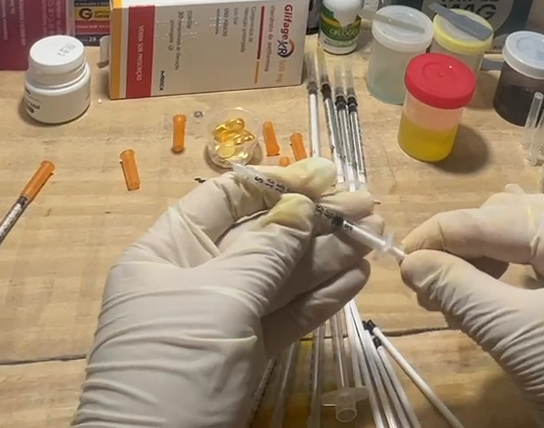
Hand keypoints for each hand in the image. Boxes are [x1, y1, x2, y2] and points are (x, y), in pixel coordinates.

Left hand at [73, 158, 378, 427]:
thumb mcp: (220, 301)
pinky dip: (321, 298)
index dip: (277, 183)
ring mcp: (224, 319)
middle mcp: (196, 277)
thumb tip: (304, 203)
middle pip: (264, 235)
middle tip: (369, 208)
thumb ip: (268, 250)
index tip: (327, 175)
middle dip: (316, 220)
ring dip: (329, 256)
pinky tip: (356, 279)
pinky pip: (287, 316)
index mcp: (168, 251)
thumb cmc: (175, 368)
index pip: (227, 199)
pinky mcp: (247, 357)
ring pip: (282, 276)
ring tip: (376, 239)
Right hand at [401, 193, 543, 427]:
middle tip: (424, 285)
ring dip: (482, 263)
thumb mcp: (520, 338)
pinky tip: (486, 299)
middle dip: (463, 248)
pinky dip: (506, 279)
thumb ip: (460, 291)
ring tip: (450, 297)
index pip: (497, 218)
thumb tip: (410, 263)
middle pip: (510, 220)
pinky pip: (543, 265)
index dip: (443, 234)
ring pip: (524, 240)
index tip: (398, 257)